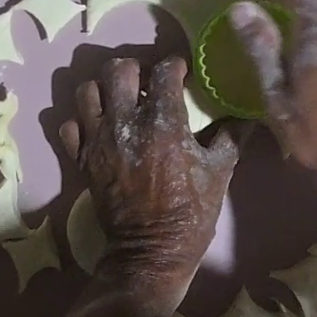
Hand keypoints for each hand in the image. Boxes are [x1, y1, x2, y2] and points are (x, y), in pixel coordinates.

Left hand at [59, 56, 243, 293]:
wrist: (150, 251)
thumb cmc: (190, 213)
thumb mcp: (220, 172)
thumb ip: (231, 136)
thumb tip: (246, 114)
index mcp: (164, 124)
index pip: (164, 71)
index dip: (174, 65)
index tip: (181, 73)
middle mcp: (125, 124)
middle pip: (118, 70)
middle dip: (135, 68)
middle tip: (147, 82)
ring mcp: (98, 140)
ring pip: (87, 90)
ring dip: (104, 88)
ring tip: (120, 99)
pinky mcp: (81, 159)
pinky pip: (70, 124)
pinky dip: (82, 120)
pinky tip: (99, 127)